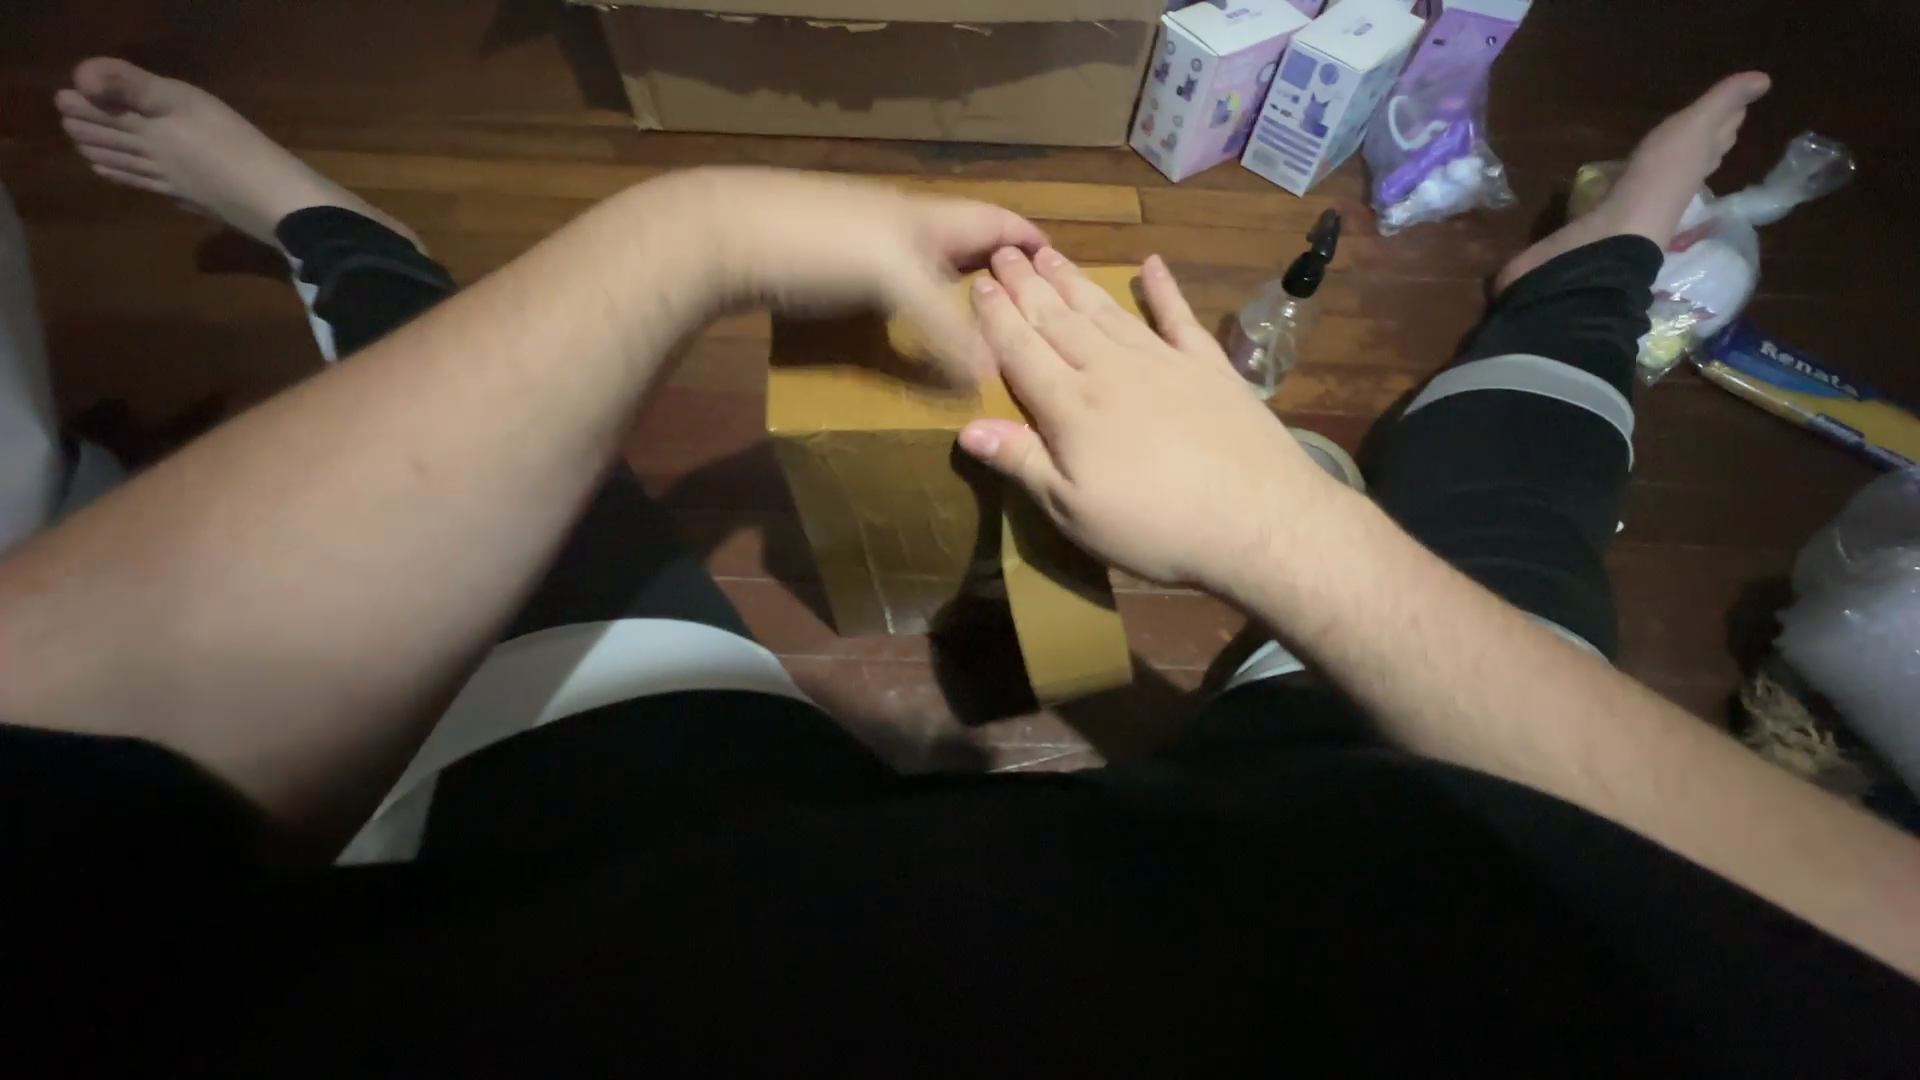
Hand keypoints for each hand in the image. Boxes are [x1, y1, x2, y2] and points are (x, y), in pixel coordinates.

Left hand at [658, 167, 1047, 383]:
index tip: (1064, 279)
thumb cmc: (819, 245)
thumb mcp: (896, 282)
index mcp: (930, 218)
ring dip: (954, 306)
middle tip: (1026, 326)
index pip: (1000, 222)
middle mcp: (904, 229)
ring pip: (927, 279)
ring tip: (978, 346)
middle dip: (999, 281)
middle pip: (966, 252)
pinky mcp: (832, 276)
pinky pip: (891, 301)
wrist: (723, 238)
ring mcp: (865, 252)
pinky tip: (911, 348)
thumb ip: (945, 329)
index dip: (1034, 244)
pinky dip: (912, 322)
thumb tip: (989, 379)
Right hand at [957, 247, 1346, 594]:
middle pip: (1059, 319)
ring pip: (1106, 310)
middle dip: (1027, 285)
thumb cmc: (1152, 525)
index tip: (979, 285)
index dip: (997, 318)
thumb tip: (966, 428)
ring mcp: (1163, 361)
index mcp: (1071, 405)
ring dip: (1075, 280)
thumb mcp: (1072, 509)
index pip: (1022, 351)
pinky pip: (1179, 318)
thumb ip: (1022, 463)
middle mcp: (1110, 369)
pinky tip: (1152, 265)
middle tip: (1004, 252)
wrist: (1256, 519)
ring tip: (1050, 252)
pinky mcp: (1208, 366)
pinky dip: (1164, 290)